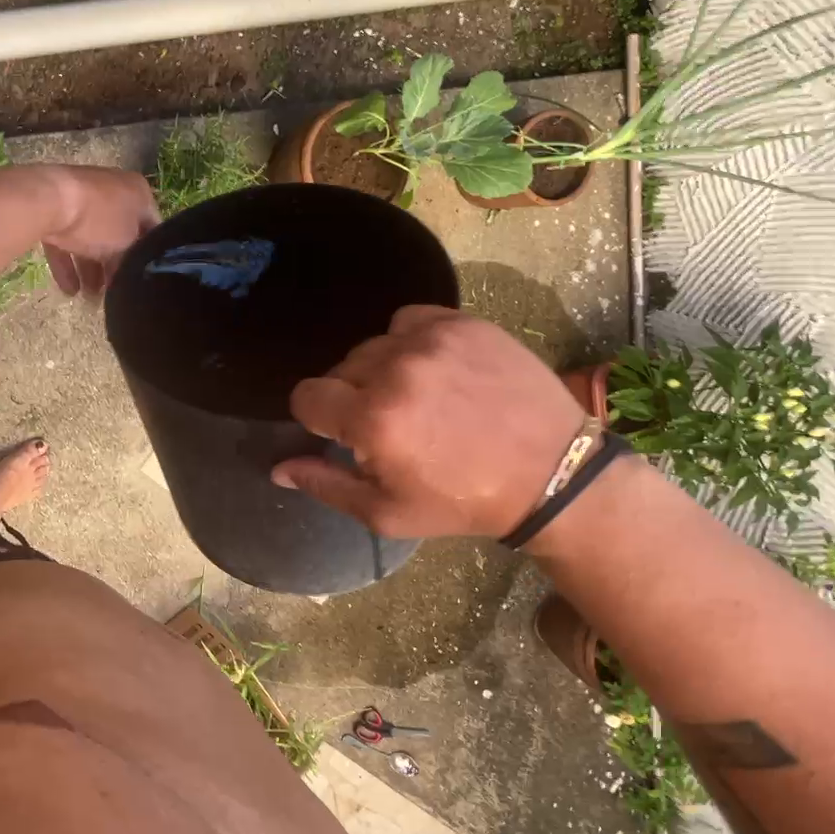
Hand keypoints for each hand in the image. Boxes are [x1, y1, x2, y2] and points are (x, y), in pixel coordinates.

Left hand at [38, 166, 159, 295]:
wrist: (49, 201)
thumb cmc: (99, 220)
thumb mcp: (127, 246)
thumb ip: (130, 261)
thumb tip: (125, 276)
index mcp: (137, 192)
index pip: (151, 229)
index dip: (148, 257)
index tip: (143, 281)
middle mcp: (111, 191)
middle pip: (117, 236)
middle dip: (113, 268)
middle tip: (112, 294)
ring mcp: (80, 199)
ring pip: (89, 239)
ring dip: (89, 270)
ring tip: (89, 298)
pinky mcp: (53, 210)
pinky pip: (65, 240)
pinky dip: (67, 264)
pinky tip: (69, 290)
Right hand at [271, 306, 589, 538]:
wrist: (557, 475)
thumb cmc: (463, 502)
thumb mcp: (387, 512)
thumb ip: (324, 485)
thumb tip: (277, 468)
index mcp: (372, 420)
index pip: (306, 396)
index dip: (320, 418)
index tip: (347, 434)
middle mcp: (395, 372)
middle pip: (338, 370)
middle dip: (353, 396)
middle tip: (393, 424)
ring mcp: (431, 342)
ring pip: (371, 347)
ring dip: (381, 370)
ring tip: (419, 397)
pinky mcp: (462, 324)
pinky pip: (409, 321)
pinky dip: (411, 341)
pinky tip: (434, 368)